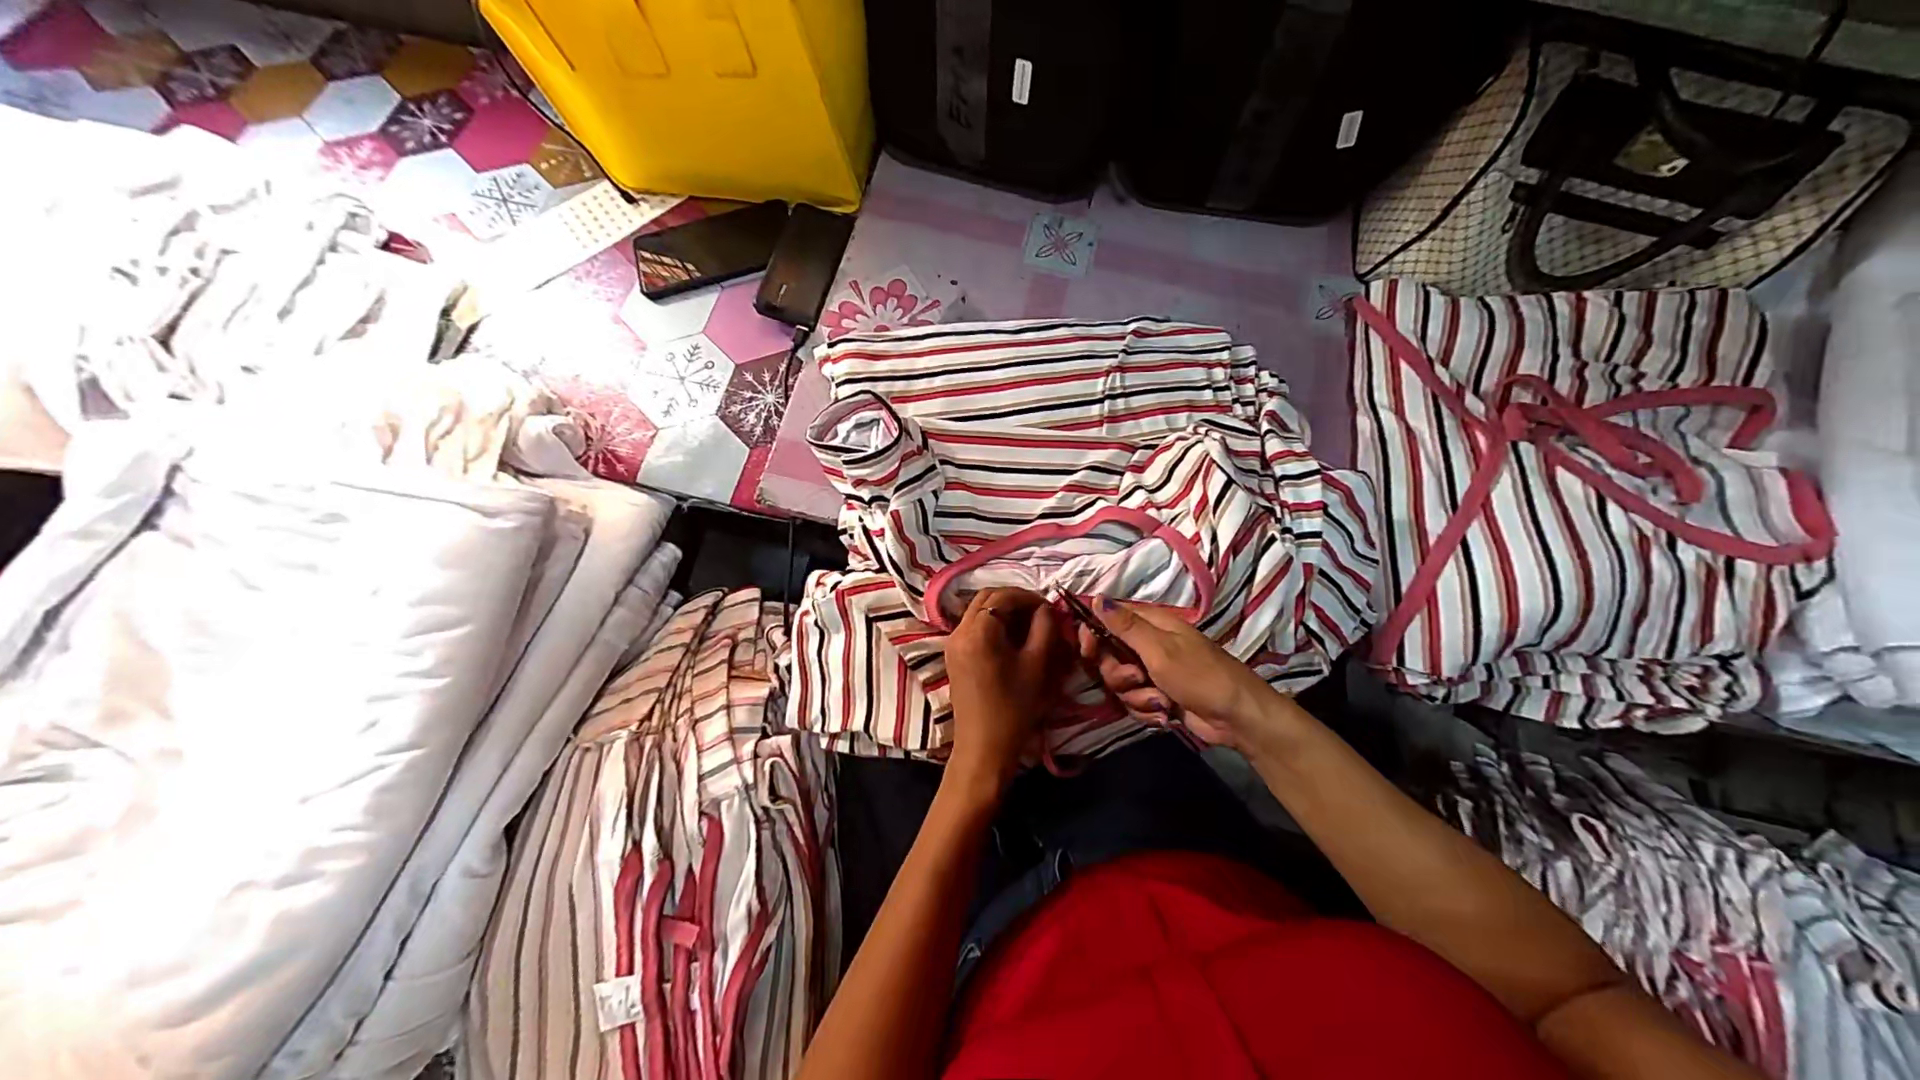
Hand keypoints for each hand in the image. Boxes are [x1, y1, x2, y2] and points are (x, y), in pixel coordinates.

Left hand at [943, 587, 1065, 790]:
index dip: (1028, 596)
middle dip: (1014, 600)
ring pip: (977, 610)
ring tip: (1028, 626)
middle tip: (1039, 613)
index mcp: (978, 631)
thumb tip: (1046, 608)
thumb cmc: (1014, 707)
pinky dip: (992, 624)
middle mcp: (959, 631)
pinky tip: (1012, 640)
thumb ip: (1044, 628)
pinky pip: (972, 626)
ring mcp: (952, 643)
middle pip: (985, 597)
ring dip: (1002, 611)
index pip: (1002, 595)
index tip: (1049, 608)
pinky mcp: (953, 655)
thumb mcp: (1037, 665)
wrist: (984, 746)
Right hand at [1073, 599, 1282, 753]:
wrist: (1236, 716)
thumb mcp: (1159, 648)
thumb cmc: (1200, 675)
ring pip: (1119, 684)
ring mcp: (1151, 673)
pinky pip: (1133, 702)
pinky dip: (1146, 710)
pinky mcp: (1156, 697)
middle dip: (1118, 674)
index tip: (1088, 648)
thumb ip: (1125, 626)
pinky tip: (1165, 714)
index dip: (1092, 633)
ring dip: (1137, 696)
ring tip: (1160, 701)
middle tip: (1138, 678)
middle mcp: (1147, 645)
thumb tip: (1097, 598)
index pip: (1107, 619)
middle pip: (1108, 656)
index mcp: (1150, 625)